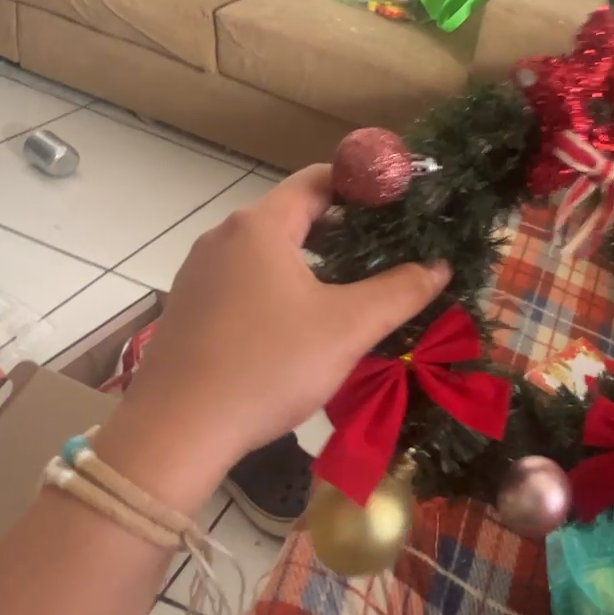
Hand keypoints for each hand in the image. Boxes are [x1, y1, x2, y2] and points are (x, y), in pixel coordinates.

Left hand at [98, 166, 448, 511]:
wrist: (174, 435)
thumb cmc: (266, 366)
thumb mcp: (347, 328)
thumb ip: (400, 291)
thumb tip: (440, 266)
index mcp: (260, 225)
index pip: (318, 179)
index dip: (363, 184)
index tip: (400, 203)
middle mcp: (224, 236)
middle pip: (294, 212)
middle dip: (344, 226)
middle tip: (388, 247)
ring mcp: (201, 272)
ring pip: (269, 248)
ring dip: (313, 257)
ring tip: (354, 283)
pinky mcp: (191, 306)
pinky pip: (246, 277)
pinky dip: (282, 282)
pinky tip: (303, 320)